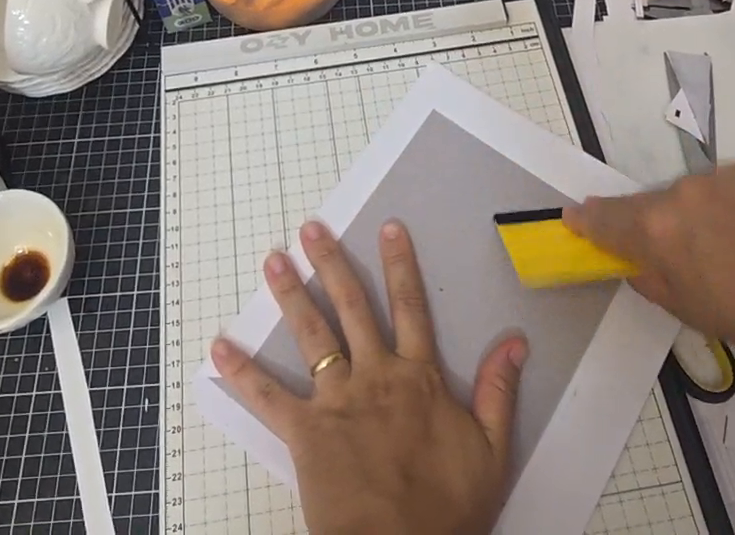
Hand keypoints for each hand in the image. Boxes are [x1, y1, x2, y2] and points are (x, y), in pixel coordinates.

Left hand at [211, 218, 528, 534]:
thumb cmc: (447, 507)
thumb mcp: (492, 450)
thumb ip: (500, 391)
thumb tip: (516, 340)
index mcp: (418, 377)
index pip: (410, 306)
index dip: (400, 264)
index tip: (387, 228)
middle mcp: (374, 375)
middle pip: (351, 307)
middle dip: (330, 263)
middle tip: (311, 228)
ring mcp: (336, 400)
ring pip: (311, 336)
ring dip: (290, 295)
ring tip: (271, 260)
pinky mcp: (305, 431)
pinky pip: (268, 397)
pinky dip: (242, 372)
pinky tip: (219, 347)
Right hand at [564, 157, 734, 377]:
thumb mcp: (692, 313)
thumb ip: (651, 278)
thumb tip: (636, 260)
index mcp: (659, 229)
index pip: (606, 217)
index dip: (588, 220)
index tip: (576, 219)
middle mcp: (684, 191)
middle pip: (652, 203)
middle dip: (655, 225)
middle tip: (680, 254)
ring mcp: (725, 174)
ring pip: (693, 192)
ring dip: (698, 214)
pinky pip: (730, 184)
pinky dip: (734, 203)